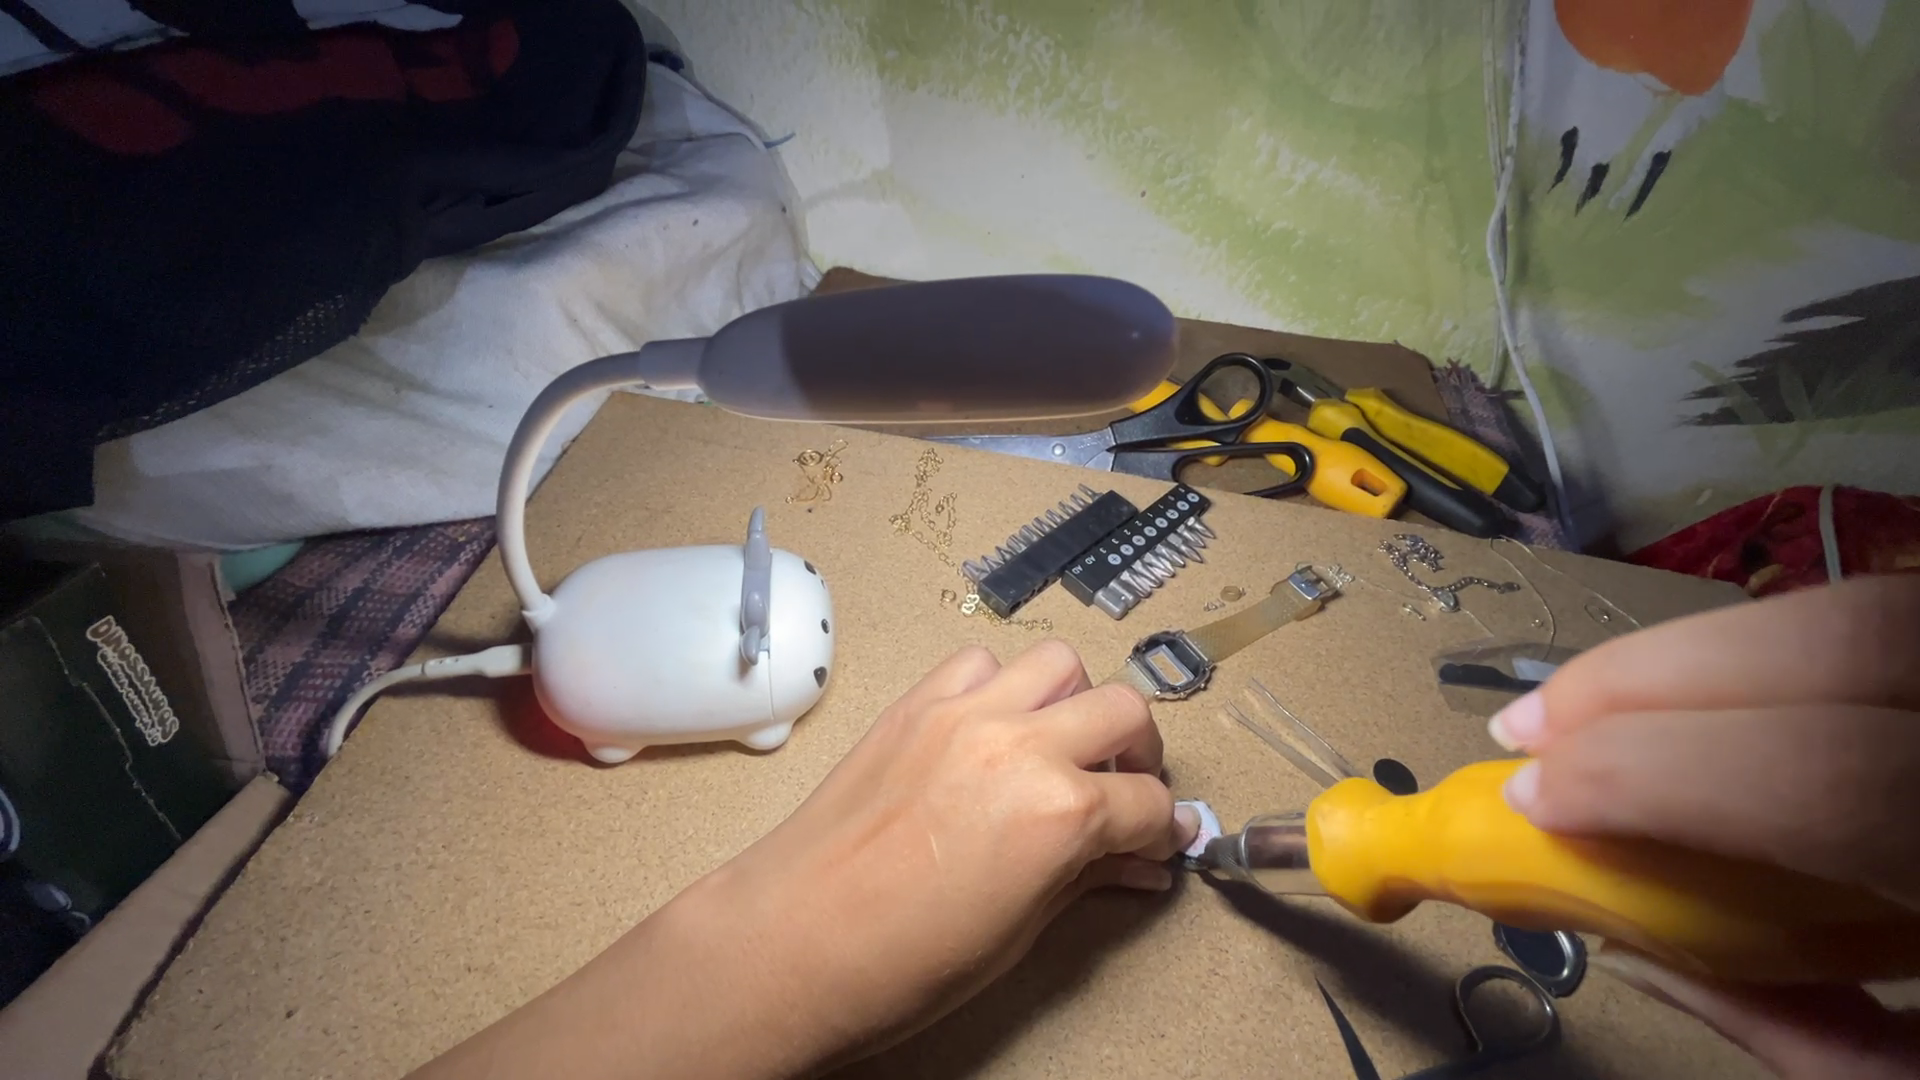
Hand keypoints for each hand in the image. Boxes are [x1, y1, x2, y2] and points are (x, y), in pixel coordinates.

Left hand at [413, 640, 1193, 1079]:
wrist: (796, 935)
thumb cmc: (907, 962)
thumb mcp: (1021, 932)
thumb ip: (1089, 877)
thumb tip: (1140, 861)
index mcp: (1058, 814)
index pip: (1149, 805)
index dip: (1163, 829)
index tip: (1159, 840)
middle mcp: (1021, 744)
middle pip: (1125, 709)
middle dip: (1139, 751)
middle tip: (1123, 784)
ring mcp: (966, 712)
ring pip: (1058, 662)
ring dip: (1074, 700)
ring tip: (1059, 742)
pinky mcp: (918, 701)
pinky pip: (981, 663)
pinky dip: (1003, 685)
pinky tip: (993, 726)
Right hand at [1487, 576, 1919, 1078]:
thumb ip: (1809, 1036)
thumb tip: (1624, 939)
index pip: (1847, 776)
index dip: (1656, 775)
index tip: (1531, 802)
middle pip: (1850, 641)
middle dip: (1642, 683)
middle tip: (1527, 732)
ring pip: (1858, 611)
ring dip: (1680, 661)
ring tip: (1579, 715)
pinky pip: (1882, 630)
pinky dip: (1753, 659)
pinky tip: (1688, 706)